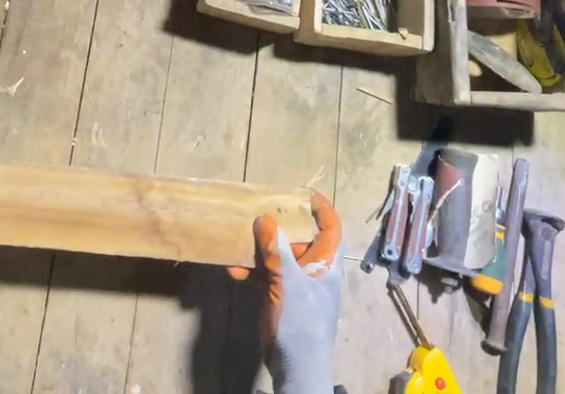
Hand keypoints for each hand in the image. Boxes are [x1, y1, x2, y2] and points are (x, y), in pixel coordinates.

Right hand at [229, 191, 342, 392]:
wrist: (296, 370)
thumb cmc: (302, 322)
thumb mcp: (289, 283)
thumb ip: (276, 250)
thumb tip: (266, 218)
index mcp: (326, 264)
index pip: (332, 229)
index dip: (322, 209)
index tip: (304, 194)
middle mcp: (312, 270)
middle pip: (299, 237)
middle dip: (279, 224)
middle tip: (259, 208)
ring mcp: (295, 284)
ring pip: (278, 255)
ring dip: (258, 247)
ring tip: (239, 237)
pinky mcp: (279, 297)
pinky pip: (264, 274)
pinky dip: (250, 269)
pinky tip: (233, 268)